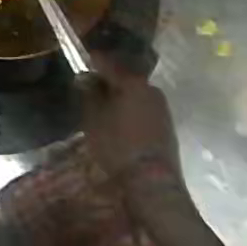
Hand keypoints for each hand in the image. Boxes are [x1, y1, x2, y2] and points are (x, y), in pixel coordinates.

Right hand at [80, 56, 184, 199]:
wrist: (154, 184)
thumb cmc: (118, 146)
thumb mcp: (94, 118)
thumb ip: (88, 93)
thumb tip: (85, 77)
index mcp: (132, 81)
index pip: (106, 62)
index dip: (91, 61)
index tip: (79, 62)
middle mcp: (150, 88)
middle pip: (123, 77)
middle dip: (107, 80)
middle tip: (89, 87)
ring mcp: (161, 107)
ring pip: (135, 93)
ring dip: (120, 96)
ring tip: (103, 107)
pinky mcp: (167, 125)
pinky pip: (143, 108)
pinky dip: (131, 109)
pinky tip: (120, 121)